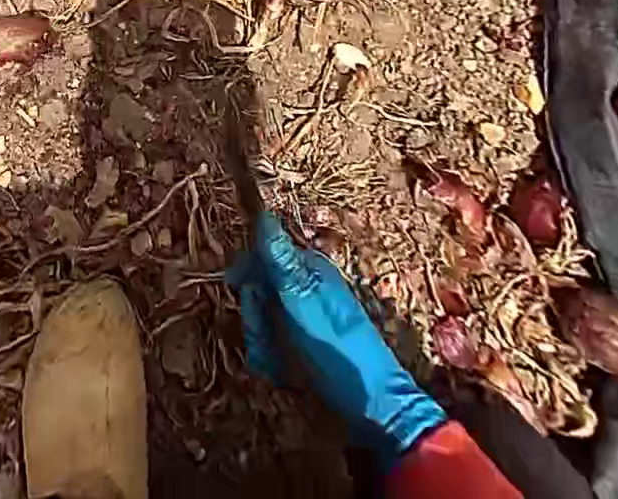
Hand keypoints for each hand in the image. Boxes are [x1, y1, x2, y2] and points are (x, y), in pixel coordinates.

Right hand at [228, 212, 446, 464]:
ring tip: (278, 363)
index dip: (246, 274)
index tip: (243, 292)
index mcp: (307, 268)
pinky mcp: (302, 343)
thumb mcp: (304, 302)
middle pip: (257, 290)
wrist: (374, 404)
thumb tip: (263, 213)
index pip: (261, 254)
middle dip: (255, 318)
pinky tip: (284, 374)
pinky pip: (272, 342)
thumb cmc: (338, 349)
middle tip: (267, 339)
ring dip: (262, 342)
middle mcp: (303, 287)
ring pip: (261, 320)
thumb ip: (281, 261)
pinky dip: (272, 358)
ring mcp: (303, 316)